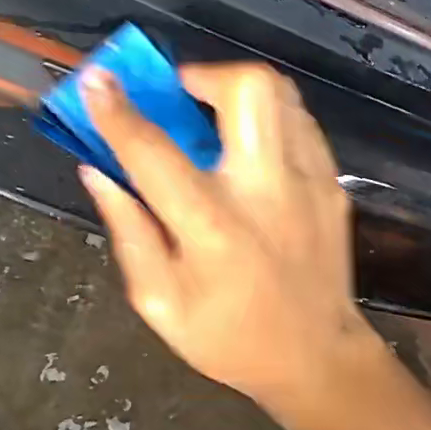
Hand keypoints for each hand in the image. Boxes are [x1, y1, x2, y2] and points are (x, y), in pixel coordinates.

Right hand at [78, 62, 380, 416]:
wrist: (317, 356)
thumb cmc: (230, 338)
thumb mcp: (160, 301)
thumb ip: (129, 229)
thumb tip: (99, 169)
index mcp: (212, 226)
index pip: (153, 151)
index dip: (117, 110)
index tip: (97, 80)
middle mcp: (267, 190)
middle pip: (248, 90)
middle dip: (205, 73)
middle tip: (181, 93)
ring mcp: (310, 181)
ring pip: (281, 94)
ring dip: (238, 91)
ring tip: (214, 115)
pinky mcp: (333, 184)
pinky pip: (300, 123)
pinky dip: (269, 118)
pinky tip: (253, 146)